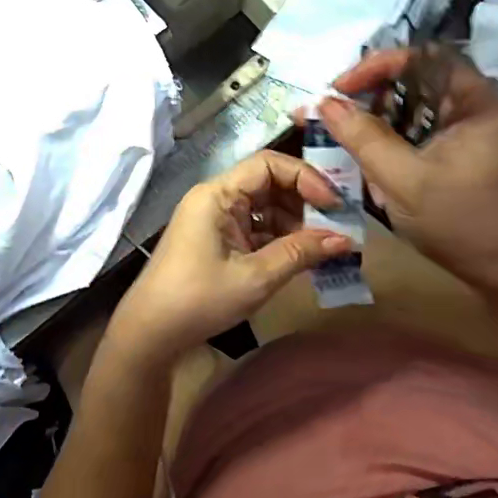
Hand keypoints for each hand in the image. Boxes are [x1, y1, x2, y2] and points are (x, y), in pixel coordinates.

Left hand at [105, 152, 355, 360]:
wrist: (151, 332)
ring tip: (323, 246)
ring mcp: (215, 220)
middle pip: (268, 183)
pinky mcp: (217, 241)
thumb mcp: (256, 277)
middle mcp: (215, 198)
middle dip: (304, 202)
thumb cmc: (199, 299)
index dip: (305, 177)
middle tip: (337, 225)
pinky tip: (302, 257)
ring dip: (295, 223)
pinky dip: (279, 239)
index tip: (334, 204)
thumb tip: (346, 239)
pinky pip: (255, 228)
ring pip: (264, 208)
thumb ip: (300, 253)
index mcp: (217, 194)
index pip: (268, 165)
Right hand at [315, 50, 497, 282]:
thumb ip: (363, 138)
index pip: (419, 56)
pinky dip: (387, 138)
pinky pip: (414, 129)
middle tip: (333, 114)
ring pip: (410, 105)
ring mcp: (465, 127)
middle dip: (368, 94)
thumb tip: (324, 104)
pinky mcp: (456, 149)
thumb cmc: (461, 222)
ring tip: (342, 137)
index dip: (374, 66)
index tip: (338, 90)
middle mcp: (473, 103)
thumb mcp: (403, 180)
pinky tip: (365, 157)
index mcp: (474, 99)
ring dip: (374, 117)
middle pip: (412, 78)